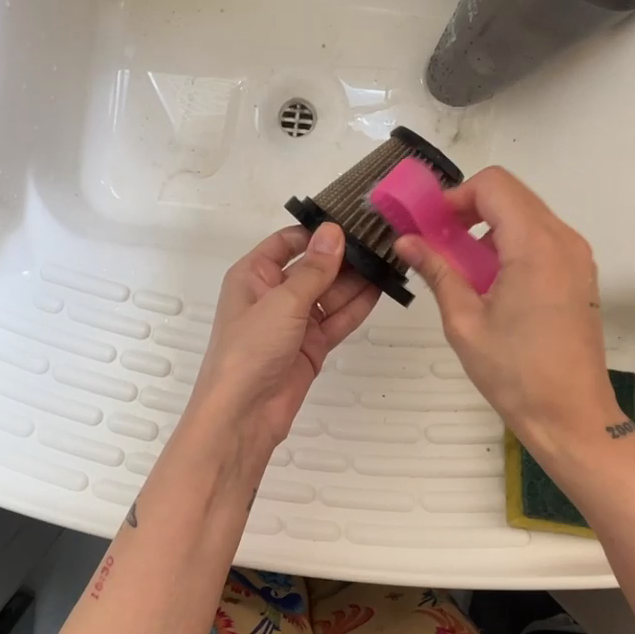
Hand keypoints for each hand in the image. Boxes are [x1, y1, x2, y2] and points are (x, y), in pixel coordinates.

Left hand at [187, 222, 377, 460]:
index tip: (354, 220)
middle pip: (313, 267)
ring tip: (392, 259)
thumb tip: (334, 232)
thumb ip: (313, 269)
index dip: (318, 232)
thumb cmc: (250, 349)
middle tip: (385, 239)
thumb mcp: (281, 302)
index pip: (288, 242)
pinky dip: (357, 306)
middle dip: (345, 255)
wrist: (243, 413)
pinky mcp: (310, 347)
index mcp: (253, 275)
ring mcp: (293, 322)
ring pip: (329, 293)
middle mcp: (272, 295)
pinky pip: (336, 319)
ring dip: (357, 279)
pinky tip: (382, 289)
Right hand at [393, 166, 621, 456]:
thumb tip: (406, 241)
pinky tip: (485, 282)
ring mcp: (575, 257)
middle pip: (510, 195)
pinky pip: (538, 239)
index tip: (428, 226)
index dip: (454, 197)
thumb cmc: (514, 371)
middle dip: (467, 209)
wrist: (568, 413)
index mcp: (535, 246)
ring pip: (525, 215)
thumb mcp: (464, 321)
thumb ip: (437, 271)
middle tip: (434, 243)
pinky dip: (506, 245)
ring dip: (486, 228)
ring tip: (456, 267)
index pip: (493, 186)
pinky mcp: (576, 275)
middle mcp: (562, 241)